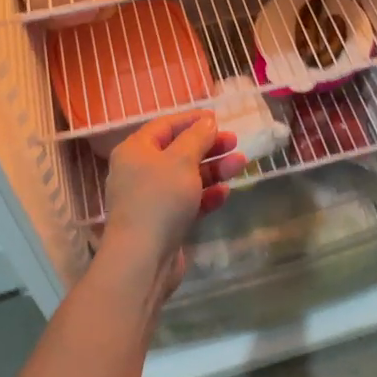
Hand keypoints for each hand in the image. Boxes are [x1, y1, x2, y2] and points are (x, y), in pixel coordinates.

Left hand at [100, 111, 245, 293]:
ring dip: (213, 170)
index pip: (164, 126)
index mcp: (135, 151)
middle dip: (208, 146)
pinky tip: (225, 193)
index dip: (191, 120)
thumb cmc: (159, 199)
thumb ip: (197, 138)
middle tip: (234, 141)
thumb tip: (207, 122)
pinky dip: (206, 195)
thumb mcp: (181, 160)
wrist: (143, 258)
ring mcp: (151, 199)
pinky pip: (188, 202)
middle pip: (178, 151)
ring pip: (186, 177)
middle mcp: (140, 172)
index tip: (218, 118)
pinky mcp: (164, 222)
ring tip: (241, 164)